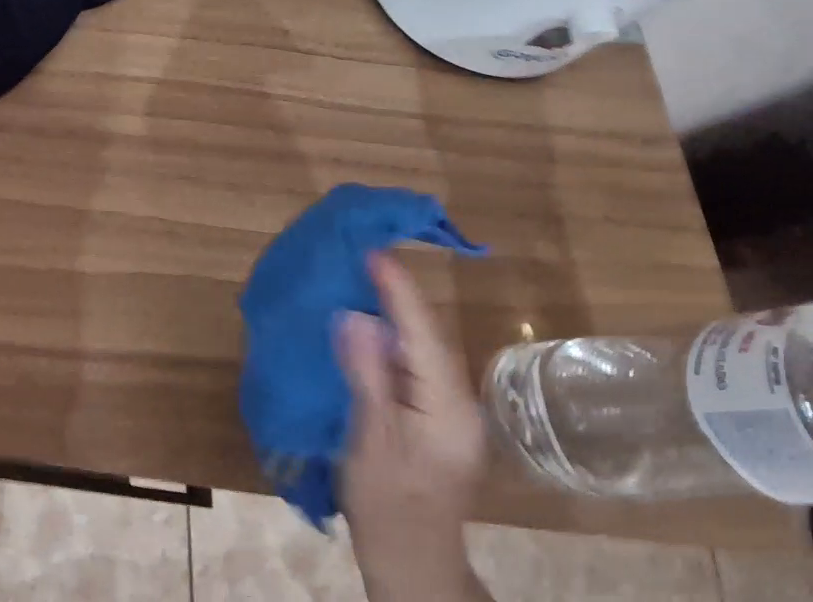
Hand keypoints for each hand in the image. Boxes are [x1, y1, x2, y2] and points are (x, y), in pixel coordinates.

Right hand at [339, 254, 489, 601]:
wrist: (411, 560)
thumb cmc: (388, 502)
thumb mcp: (371, 438)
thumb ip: (366, 375)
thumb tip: (356, 315)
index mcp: (446, 406)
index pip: (423, 336)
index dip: (400, 292)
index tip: (378, 251)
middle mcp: (456, 405)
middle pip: (427, 339)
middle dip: (400, 297)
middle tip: (366, 257)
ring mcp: (446, 416)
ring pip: (420, 353)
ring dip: (395, 316)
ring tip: (364, 281)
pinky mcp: (430, 423)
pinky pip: (411, 369)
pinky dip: (390, 342)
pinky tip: (369, 330)